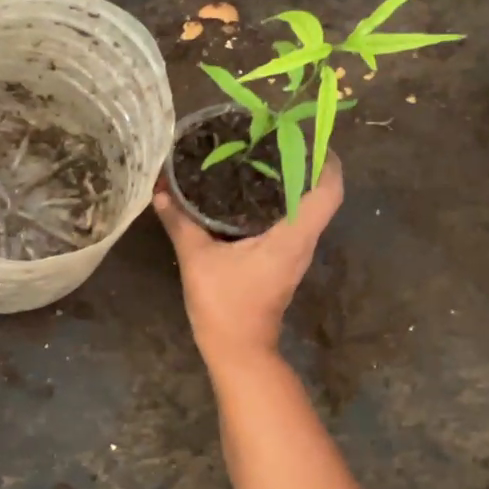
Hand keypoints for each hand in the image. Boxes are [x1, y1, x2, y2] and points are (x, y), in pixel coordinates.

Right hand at [154, 155, 343, 364]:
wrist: (237, 349)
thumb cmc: (224, 304)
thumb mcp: (196, 258)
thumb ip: (180, 222)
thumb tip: (161, 192)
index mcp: (292, 236)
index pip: (328, 190)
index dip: (326, 160)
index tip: (307, 138)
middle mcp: (302, 242)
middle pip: (319, 195)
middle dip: (303, 166)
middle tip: (273, 143)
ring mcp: (294, 255)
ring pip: (305, 210)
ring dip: (290, 186)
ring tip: (259, 162)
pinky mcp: (282, 264)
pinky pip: (289, 225)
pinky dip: (276, 206)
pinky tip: (247, 199)